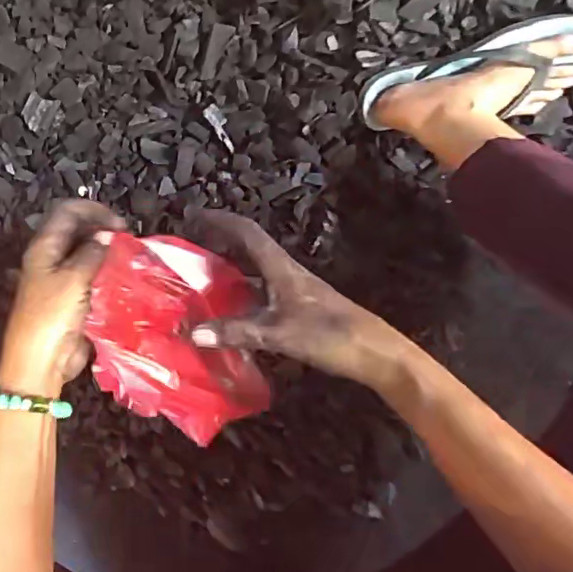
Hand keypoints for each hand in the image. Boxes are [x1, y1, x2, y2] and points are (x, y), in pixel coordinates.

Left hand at [0, 200, 125, 395]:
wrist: (40, 360)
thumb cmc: (52, 315)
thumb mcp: (74, 279)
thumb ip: (91, 253)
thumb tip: (107, 236)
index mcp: (43, 246)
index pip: (67, 212)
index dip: (94, 210)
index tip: (120, 225)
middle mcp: (48, 257)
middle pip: (75, 231)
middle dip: (101, 229)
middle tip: (127, 241)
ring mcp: (57, 277)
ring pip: (83, 253)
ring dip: (104, 252)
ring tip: (127, 258)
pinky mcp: (68, 297)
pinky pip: (88, 276)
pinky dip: (103, 272)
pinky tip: (121, 278)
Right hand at [187, 210, 413, 390]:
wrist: (382, 357)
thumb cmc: (332, 336)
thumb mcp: (279, 334)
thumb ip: (236, 332)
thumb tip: (192, 332)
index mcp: (281, 268)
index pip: (246, 232)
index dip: (219, 220)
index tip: (192, 215)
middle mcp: (286, 272)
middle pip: (248, 245)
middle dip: (219, 239)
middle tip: (190, 242)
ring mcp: (294, 289)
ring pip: (254, 267)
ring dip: (229, 263)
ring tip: (201, 271)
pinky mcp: (299, 307)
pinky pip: (260, 288)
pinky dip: (240, 288)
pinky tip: (229, 304)